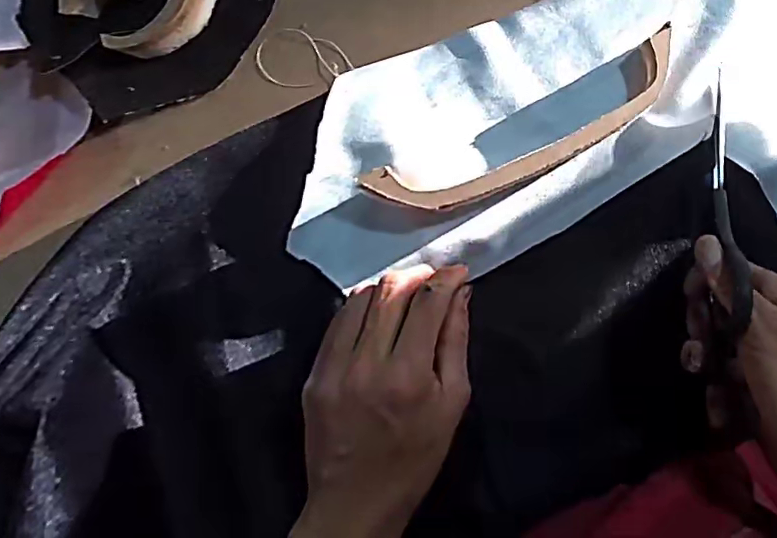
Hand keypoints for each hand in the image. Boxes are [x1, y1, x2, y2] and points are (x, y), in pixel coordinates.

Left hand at [293, 264, 471, 537]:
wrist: (355, 505)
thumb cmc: (415, 457)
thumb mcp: (453, 402)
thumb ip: (456, 340)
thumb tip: (460, 295)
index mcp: (408, 375)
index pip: (428, 301)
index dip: (446, 278)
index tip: (458, 272)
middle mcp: (368, 365)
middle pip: (393, 290)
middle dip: (420, 275)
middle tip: (434, 280)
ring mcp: (335, 369)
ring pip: (363, 297)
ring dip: (390, 287)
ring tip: (406, 295)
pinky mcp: (315, 375)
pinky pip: (339, 320)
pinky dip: (362, 306)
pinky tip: (377, 314)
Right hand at [682, 236, 776, 537]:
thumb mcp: (757, 328)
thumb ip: (727, 286)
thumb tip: (705, 240)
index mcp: (773, 294)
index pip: (727, 268)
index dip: (705, 280)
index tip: (691, 298)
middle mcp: (766, 316)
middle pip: (715, 305)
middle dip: (702, 325)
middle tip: (701, 342)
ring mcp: (757, 352)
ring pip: (713, 342)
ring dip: (704, 360)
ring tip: (704, 375)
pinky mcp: (749, 384)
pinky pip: (720, 375)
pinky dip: (717, 390)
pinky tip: (722, 405)